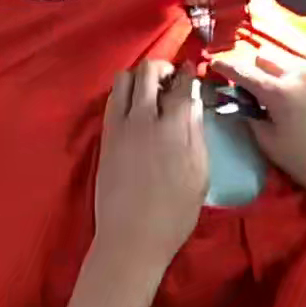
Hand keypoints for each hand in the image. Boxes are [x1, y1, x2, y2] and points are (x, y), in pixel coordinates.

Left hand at [93, 60, 206, 272]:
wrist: (130, 240)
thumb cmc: (174, 213)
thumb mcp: (200, 174)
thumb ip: (197, 133)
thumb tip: (193, 103)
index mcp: (173, 128)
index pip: (181, 84)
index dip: (188, 72)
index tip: (191, 70)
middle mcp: (144, 118)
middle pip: (149, 70)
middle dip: (163, 66)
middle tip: (171, 78)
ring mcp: (120, 125)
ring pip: (124, 78)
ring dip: (140, 77)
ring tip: (151, 91)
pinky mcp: (105, 136)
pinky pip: (112, 99)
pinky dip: (125, 93)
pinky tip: (135, 108)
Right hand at [210, 47, 305, 218]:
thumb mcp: (270, 145)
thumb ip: (251, 117)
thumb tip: (241, 101)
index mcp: (279, 92)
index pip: (244, 71)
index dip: (226, 66)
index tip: (214, 63)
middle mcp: (301, 74)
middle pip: (268, 56)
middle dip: (257, 68)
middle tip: (257, 88)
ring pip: (293, 61)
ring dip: (283, 73)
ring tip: (289, 97)